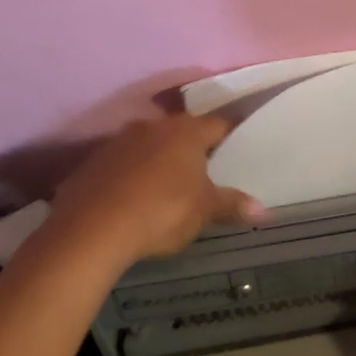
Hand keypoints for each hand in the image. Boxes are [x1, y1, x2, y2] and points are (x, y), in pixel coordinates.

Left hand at [43, 114, 265, 262]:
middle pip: (180, 132)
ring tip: (165, 188)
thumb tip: (266, 210)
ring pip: (147, 146)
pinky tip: (130, 201)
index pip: (219, 125)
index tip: (239, 147)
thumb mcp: (203, 210)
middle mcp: (152, 126)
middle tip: (204, 171)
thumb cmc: (161, 211)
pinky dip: (128, 178)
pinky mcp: (91, 163)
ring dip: (156, 161)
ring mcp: (118, 142)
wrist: (90, 230)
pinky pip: (119, 165)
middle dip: (191, 149)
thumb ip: (232, 205)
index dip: (231, 136)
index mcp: (186, 131)